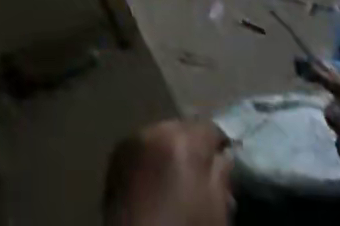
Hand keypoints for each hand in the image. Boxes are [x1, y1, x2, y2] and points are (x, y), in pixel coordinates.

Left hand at [103, 119, 233, 225]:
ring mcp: (131, 142)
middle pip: (183, 128)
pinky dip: (151, 158)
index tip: (225, 162)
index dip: (220, 146)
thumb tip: (223, 157)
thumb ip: (222, 176)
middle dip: (193, 146)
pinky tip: (155, 182)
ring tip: (175, 178)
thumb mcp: (215, 211)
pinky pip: (142, 148)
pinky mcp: (115, 159)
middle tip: (200, 174)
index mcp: (182, 141)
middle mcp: (154, 131)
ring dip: (170, 150)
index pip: (210, 128)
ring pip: (161, 136)